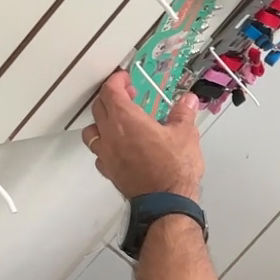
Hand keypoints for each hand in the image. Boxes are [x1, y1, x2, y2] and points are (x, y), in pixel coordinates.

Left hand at [80, 70, 202, 199]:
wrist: (166, 201)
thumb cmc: (173, 169)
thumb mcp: (186, 134)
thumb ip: (184, 114)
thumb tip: (188, 101)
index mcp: (127, 120)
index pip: (111, 92)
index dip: (116, 81)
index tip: (124, 78)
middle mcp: (111, 135)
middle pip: (98, 107)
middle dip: (110, 97)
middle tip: (126, 95)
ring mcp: (107, 154)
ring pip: (92, 131)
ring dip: (101, 121)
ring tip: (115, 121)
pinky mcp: (110, 171)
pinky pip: (99, 153)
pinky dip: (104, 145)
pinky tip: (117, 147)